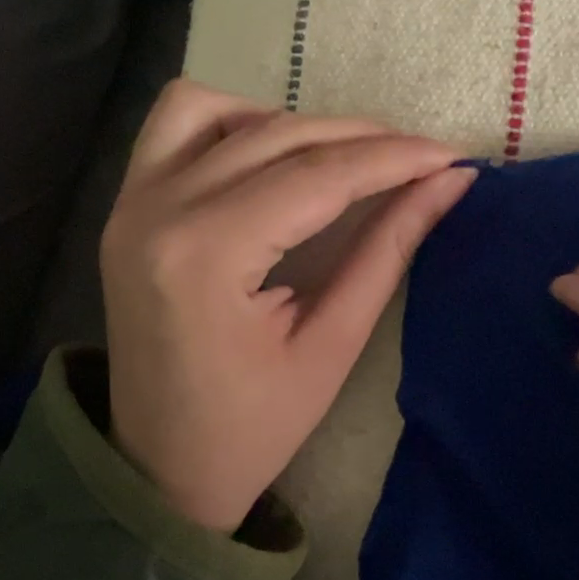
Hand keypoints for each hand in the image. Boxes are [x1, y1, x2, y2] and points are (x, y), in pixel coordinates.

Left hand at [100, 79, 474, 533]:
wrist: (159, 468)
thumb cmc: (252, 429)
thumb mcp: (332, 345)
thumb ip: (387, 252)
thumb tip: (450, 183)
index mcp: (206, 255)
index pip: (317, 177)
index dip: (394, 159)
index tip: (453, 156)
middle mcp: (158, 209)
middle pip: (278, 136)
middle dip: (361, 139)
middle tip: (422, 159)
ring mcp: (131, 201)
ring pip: (220, 111)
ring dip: (293, 122)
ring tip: (346, 159)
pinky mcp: (125, 205)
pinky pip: (174, 125)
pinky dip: (232, 122)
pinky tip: (274, 157)